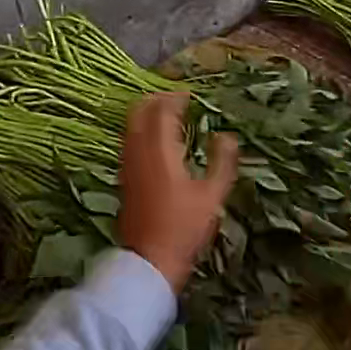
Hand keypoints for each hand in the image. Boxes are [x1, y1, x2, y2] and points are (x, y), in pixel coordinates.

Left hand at [117, 92, 239, 291]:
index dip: (175, 98)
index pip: (162, 110)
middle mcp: (137, 148)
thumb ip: (222, 162)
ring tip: (168, 113)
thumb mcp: (212, 195)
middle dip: (157, 100)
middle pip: (140, 110)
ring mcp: (126, 159)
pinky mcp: (123, 171)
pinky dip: (141, 127)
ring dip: (147, 112)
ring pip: (131, 123)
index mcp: (159, 148)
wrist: (149, 255)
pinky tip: (156, 138)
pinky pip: (128, 137)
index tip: (190, 94)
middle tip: (177, 99)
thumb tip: (228, 136)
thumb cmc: (184, 226)